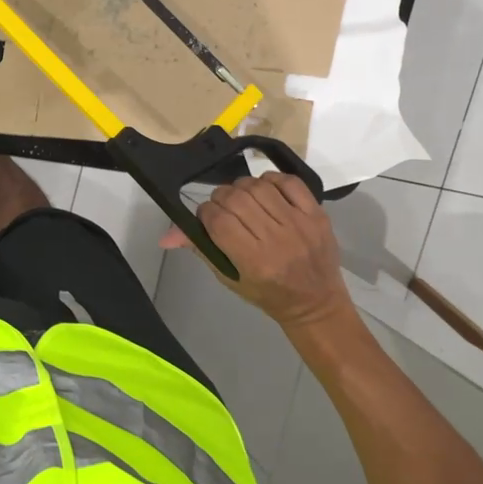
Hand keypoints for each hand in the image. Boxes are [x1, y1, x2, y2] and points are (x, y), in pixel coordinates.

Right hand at [160, 173, 348, 330]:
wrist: (315, 303)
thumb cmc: (266, 293)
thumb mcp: (229, 278)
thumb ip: (201, 250)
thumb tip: (165, 235)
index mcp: (254, 261)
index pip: (218, 220)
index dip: (205, 213)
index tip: (207, 218)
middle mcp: (278, 240)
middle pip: (236, 199)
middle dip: (221, 197)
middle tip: (222, 208)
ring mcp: (300, 224)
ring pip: (259, 186)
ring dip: (243, 187)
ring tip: (242, 199)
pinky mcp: (317, 214)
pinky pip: (289, 182)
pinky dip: (271, 180)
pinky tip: (265, 191)